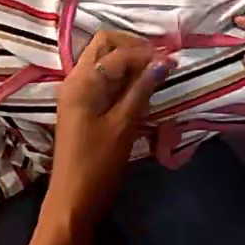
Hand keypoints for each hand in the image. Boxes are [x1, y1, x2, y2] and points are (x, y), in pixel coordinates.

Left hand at [47, 32, 169, 233]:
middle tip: (160, 60)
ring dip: (127, 58)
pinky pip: (101, 75)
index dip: (145, 53)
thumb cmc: (98, 164)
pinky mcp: (81, 103)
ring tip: (154, 71)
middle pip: (103, 45)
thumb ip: (141, 90)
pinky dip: (121, 74)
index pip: (116, 52)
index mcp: (82, 82)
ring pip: (101, 58)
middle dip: (132, 46)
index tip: (172, 61)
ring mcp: (75, 90)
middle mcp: (75, 79)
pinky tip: (139, 86)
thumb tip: (162, 62)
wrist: (72, 199)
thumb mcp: (124, 126)